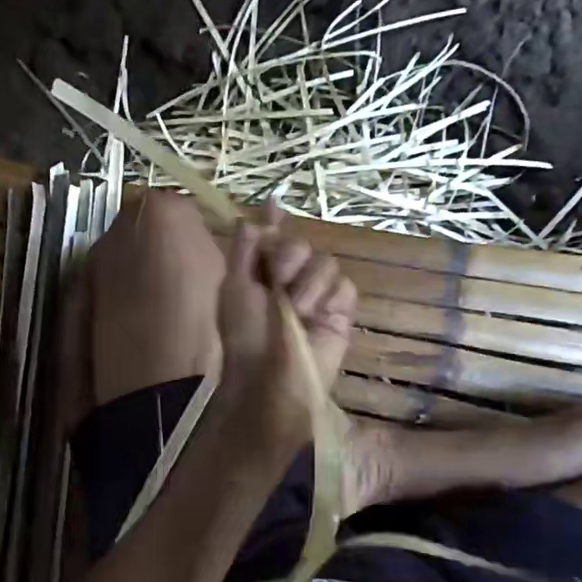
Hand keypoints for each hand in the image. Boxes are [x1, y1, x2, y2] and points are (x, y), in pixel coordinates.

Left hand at [216, 205, 356, 424]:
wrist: (272, 377)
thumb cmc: (246, 336)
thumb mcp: (235, 290)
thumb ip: (245, 252)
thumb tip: (253, 217)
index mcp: (263, 273)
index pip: (274, 239)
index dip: (275, 221)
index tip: (274, 204)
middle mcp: (293, 280)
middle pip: (303, 244)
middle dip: (289, 257)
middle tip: (278, 280)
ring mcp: (320, 295)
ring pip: (326, 262)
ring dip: (308, 284)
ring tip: (297, 311)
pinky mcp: (342, 312)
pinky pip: (346, 287)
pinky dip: (331, 298)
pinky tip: (318, 316)